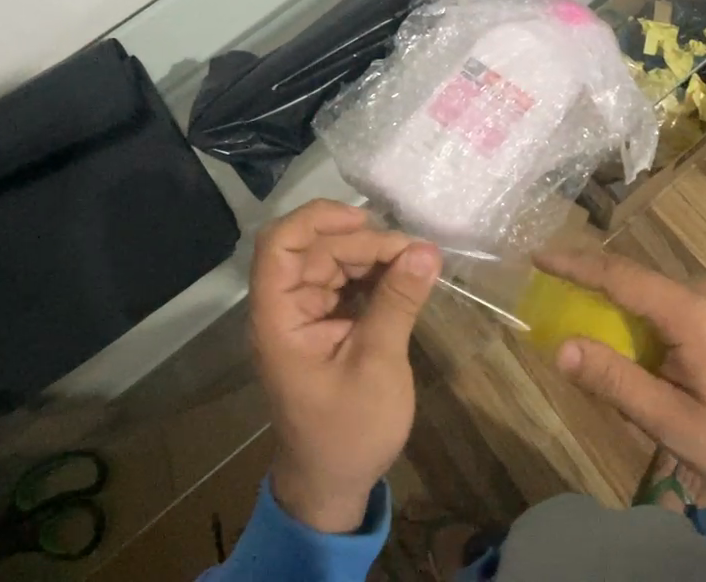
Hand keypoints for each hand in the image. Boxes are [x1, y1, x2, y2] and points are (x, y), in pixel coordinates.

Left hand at [249, 200, 441, 532]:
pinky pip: (346, 283)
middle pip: (315, 249)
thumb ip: (397, 303)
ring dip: (373, 256)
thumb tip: (427, 250)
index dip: (317, 219)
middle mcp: (286, 308)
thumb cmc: (348, 433)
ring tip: (417, 262)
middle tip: (415, 253)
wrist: (332, 486)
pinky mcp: (326, 325)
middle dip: (363, 242)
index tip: (365, 218)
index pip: (279, 245)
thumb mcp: (377, 365)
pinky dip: (375, 275)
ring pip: (333, 262)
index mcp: (279, 318)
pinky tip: (405, 278)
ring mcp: (305, 316)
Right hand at [537, 249, 705, 508]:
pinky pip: (683, 311)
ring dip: (638, 331)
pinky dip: (661, 333)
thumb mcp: (676, 424)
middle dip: (606, 314)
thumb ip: (617, 382)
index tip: (538, 256)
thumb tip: (563, 347)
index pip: (621, 276)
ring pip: (661, 303)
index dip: (575, 264)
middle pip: (639, 290)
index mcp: (693, 312)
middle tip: (590, 357)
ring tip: (644, 387)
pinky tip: (672, 377)